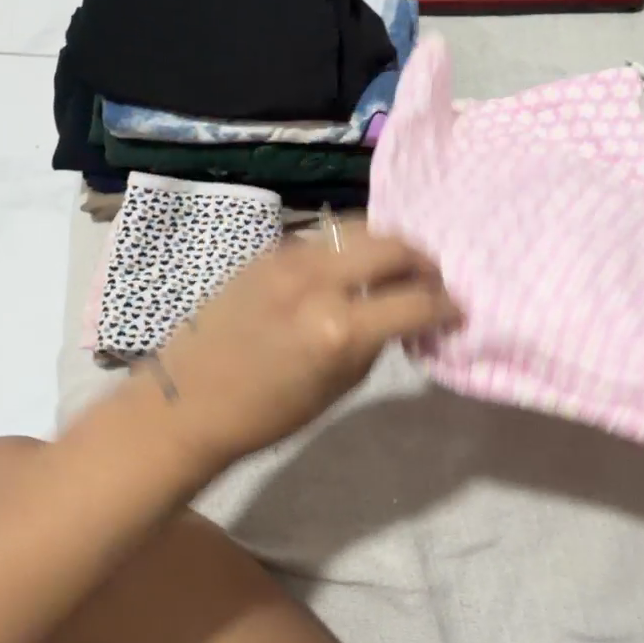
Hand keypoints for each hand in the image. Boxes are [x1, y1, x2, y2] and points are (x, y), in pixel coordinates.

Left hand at [138, 221, 460, 469]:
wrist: (186, 401)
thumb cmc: (268, 413)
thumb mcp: (340, 386)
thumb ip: (377, 341)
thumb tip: (405, 315)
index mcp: (338, 328)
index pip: (416, 302)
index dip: (447, 307)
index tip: (457, 312)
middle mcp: (317, 280)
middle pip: (393, 246)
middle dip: (423, 263)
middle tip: (431, 282)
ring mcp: (289, 258)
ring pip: (358, 229)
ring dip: (387, 248)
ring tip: (395, 270)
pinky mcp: (267, 251)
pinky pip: (324, 238)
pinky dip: (349, 250)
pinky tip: (349, 270)